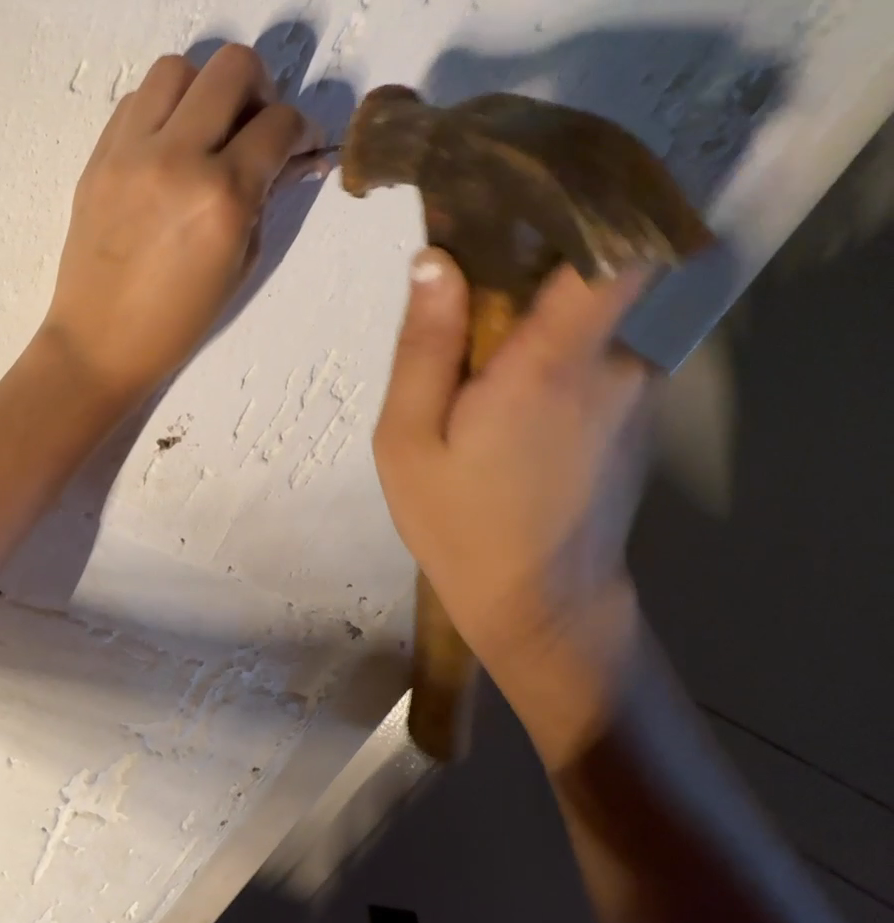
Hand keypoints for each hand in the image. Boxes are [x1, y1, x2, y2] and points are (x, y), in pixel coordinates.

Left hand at [43, 46, 324, 396]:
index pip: (280, 123)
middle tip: (248, 128)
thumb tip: (286, 157)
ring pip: (176, 69)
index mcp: (222, 196)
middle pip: (232, 67)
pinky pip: (133, 103)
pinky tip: (162, 149)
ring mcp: (129, 157)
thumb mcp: (240, 265)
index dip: (297, 132)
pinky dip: (157, 111)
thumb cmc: (174, 323)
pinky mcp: (96, 163)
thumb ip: (264, 199)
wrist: (96, 346)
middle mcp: (176, 161)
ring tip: (201, 131)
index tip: (291, 148)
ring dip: (200, 88)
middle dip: (256, 89)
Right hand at [374, 249, 654, 750]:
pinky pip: (590, 371)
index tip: (531, 202)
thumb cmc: (457, 520)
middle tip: (454, 346)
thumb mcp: (407, 439)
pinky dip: (548, 378)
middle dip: (521, 297)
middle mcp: (613, 365)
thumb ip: (425, 349)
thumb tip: (434, 261)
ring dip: (529, 348)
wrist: (538, 600)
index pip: (613, 250)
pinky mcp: (635, 421)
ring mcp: (635, 394)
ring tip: (469, 408)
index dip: (589, 211)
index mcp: (551, 364)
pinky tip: (504, 434)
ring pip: (582, 335)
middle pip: (584, 289)